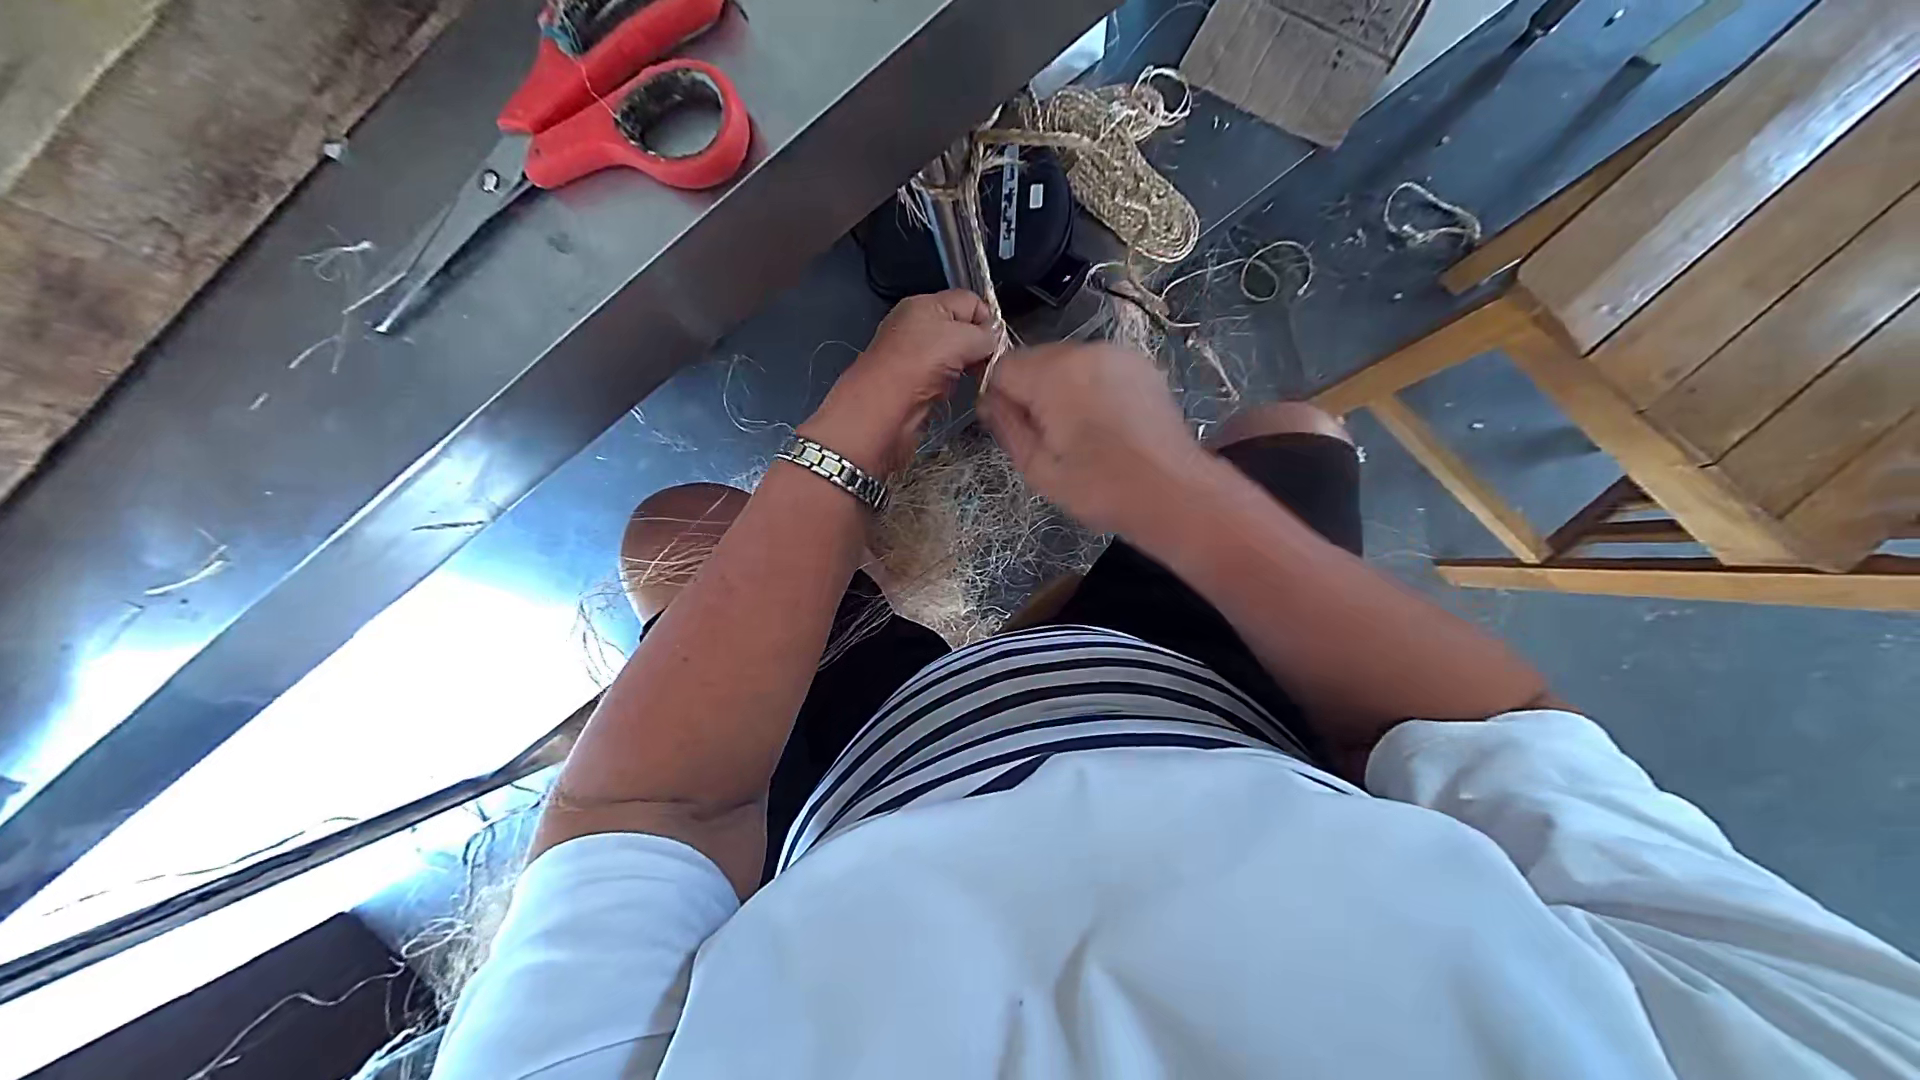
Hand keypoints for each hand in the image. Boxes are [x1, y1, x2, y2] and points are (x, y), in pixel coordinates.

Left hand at [798, 291, 999, 474]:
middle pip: (963, 330)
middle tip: (986, 364)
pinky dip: (952, 386)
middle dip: (978, 346)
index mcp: (925, 304)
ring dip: (966, 368)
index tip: (996, 344)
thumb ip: (986, 334)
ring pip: (955, 357)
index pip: (970, 301)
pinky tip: (951, 393)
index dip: (987, 320)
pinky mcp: (913, 384)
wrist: (881, 412)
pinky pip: (944, 379)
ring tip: (968, 379)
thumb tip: (995, 340)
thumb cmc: (916, 366)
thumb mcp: (962, 338)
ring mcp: (914, 356)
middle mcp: (917, 326)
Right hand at [978, 342, 1210, 535]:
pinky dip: (1090, 389)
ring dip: (1062, 391)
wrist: (1175, 493)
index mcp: (1055, 374)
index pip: (1003, 366)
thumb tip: (988, 403)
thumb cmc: (1102, 488)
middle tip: (1049, 438)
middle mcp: (1087, 352)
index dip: (1000, 397)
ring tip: (1081, 434)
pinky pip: (1097, 369)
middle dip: (1032, 392)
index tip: (1013, 428)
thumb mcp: (1038, 468)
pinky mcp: (1142, 367)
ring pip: (1067, 364)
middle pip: (1036, 360)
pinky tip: (1104, 425)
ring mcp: (1118, 355)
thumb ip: (1006, 427)